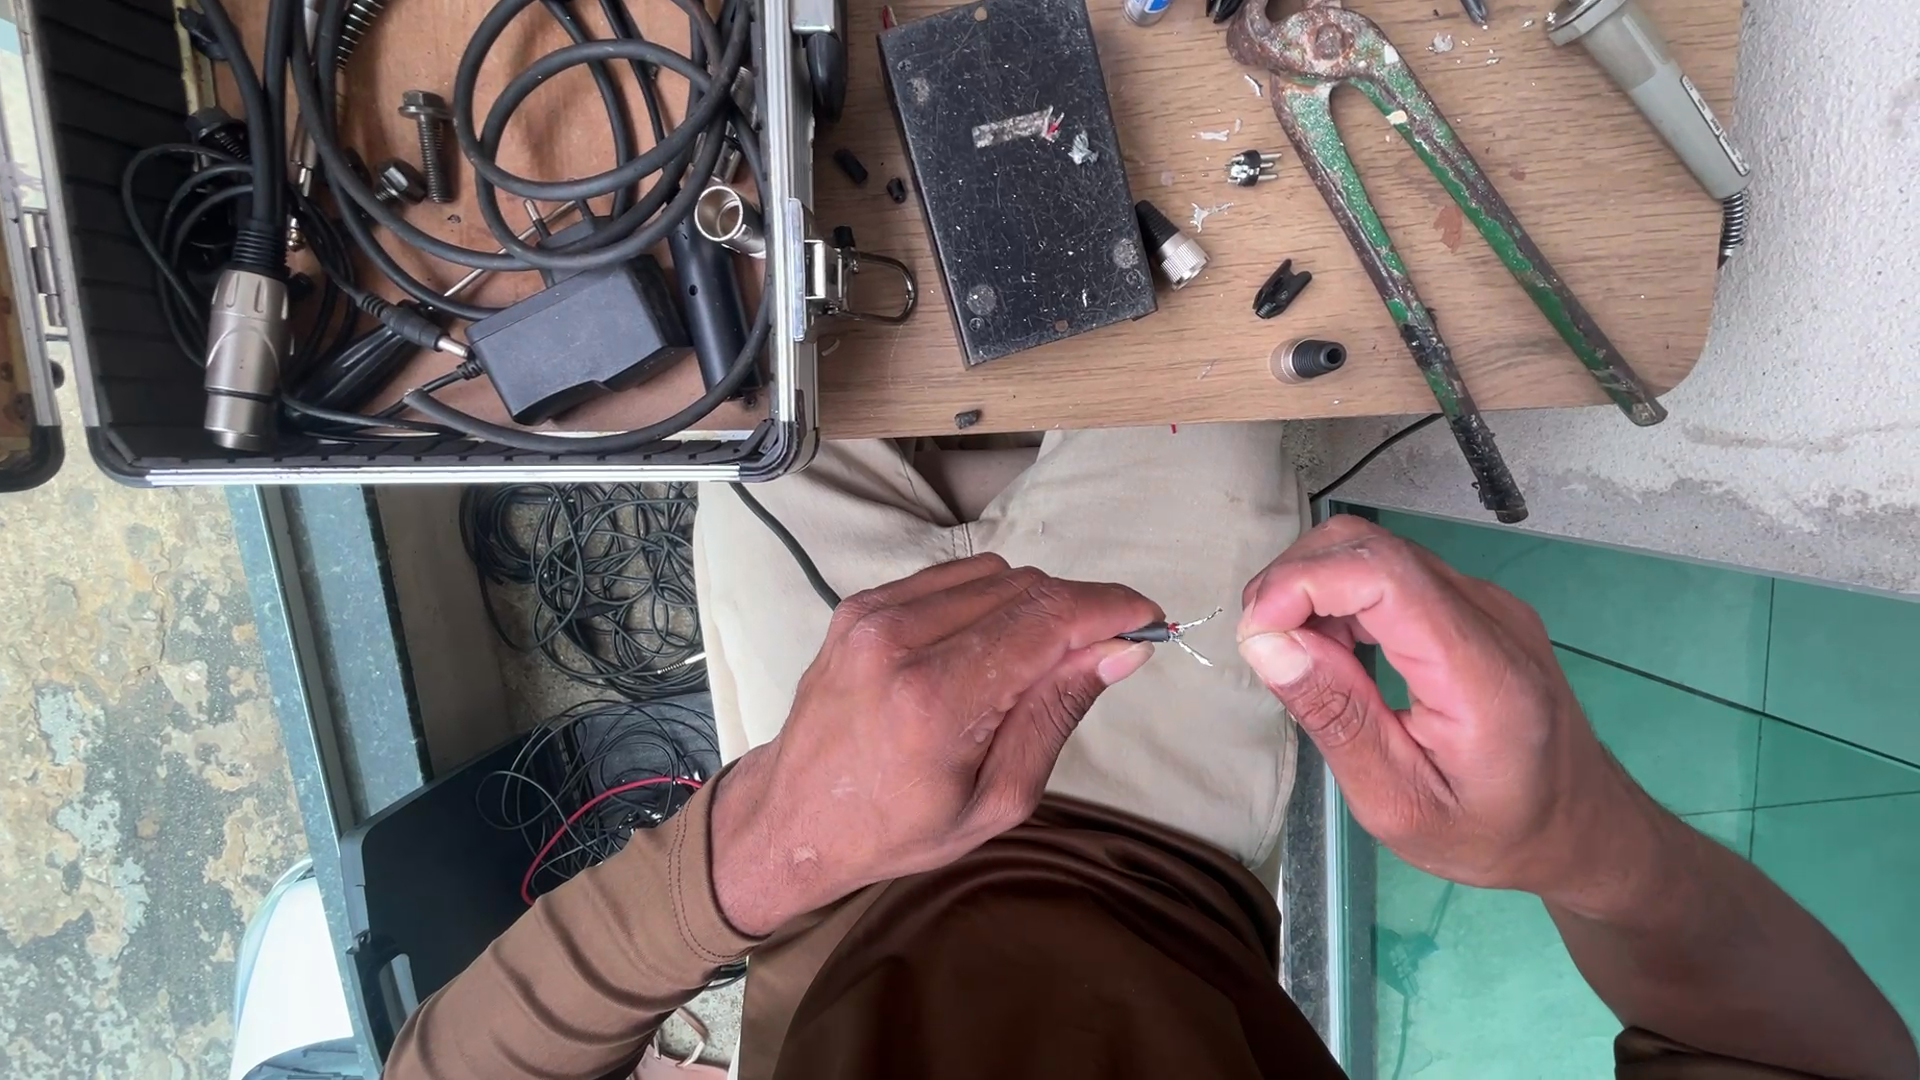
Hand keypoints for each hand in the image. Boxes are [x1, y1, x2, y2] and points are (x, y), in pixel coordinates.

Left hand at [710, 555, 1160, 935]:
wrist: (793, 815)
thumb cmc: (898, 828)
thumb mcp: (998, 799)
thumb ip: (1057, 712)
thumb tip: (1120, 649)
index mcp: (937, 699)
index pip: (1047, 618)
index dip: (1110, 607)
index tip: (1147, 617)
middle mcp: (900, 637)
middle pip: (1025, 586)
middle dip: (1078, 610)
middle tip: (1096, 653)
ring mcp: (873, 612)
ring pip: (993, 573)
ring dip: (1033, 604)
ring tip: (1030, 659)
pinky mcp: (860, 603)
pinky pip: (952, 577)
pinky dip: (988, 599)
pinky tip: (984, 642)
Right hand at [1236, 515, 1669, 912]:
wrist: (1583, 829)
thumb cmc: (1494, 833)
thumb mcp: (1399, 805)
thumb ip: (1336, 718)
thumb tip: (1265, 642)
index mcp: (1482, 673)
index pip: (1382, 575)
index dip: (1300, 584)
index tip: (1255, 636)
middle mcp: (1488, 614)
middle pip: (1366, 544)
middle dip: (1291, 579)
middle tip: (1261, 643)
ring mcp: (1481, 600)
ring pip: (1368, 547)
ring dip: (1307, 585)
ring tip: (1292, 652)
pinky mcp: (1467, 602)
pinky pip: (1383, 570)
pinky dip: (1332, 593)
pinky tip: (1326, 646)